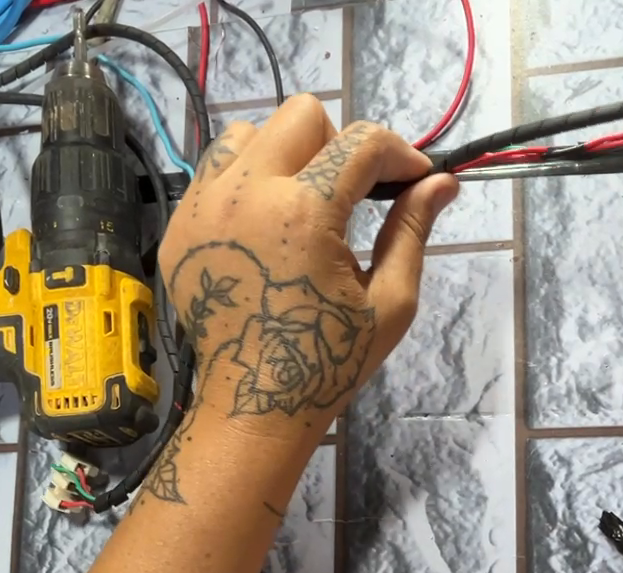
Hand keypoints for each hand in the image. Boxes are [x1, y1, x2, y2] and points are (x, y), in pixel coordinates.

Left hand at [157, 96, 458, 448]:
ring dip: (285, 155)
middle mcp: (246, 192)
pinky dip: (246, 184)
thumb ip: (411, 232)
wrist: (255, 406)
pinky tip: (265, 231)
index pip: (361, 142)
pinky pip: (213, 173)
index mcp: (304, 212)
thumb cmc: (328, 363)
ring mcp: (204, 208)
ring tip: (302, 206)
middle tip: (353, 195)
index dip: (399, 153)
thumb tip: (443, 183)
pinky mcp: (180, 229)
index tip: (413, 179)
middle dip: (339, 144)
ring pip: (248, 134)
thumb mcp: (388, 303)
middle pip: (302, 115)